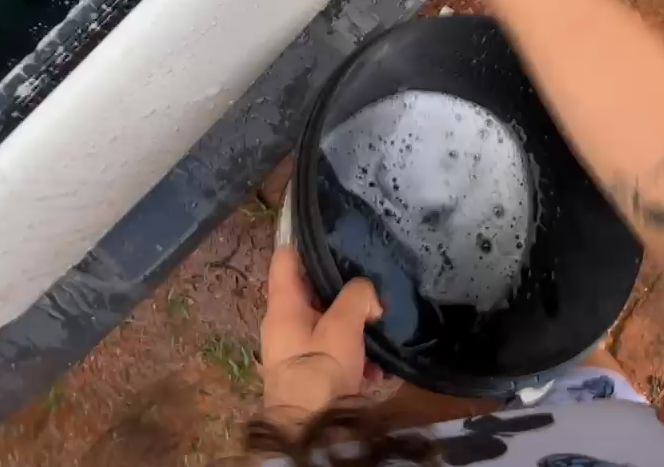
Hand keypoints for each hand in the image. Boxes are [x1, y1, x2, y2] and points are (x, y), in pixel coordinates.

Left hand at [260, 245, 383, 421]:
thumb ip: (357, 295)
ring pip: (329, 320)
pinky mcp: (312, 372)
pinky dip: (355, 353)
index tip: (334, 228)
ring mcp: (298, 349)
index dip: (306, 239)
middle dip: (345, 286)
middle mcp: (286, 323)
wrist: (312, 434)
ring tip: (380, 327)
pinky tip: (377, 367)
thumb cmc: (320, 371)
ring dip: (355, 324)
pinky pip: (335, 350)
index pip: (286, 257)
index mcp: (283, 306)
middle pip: (314, 288)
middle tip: (372, 278)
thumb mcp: (342, 326)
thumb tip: (368, 292)